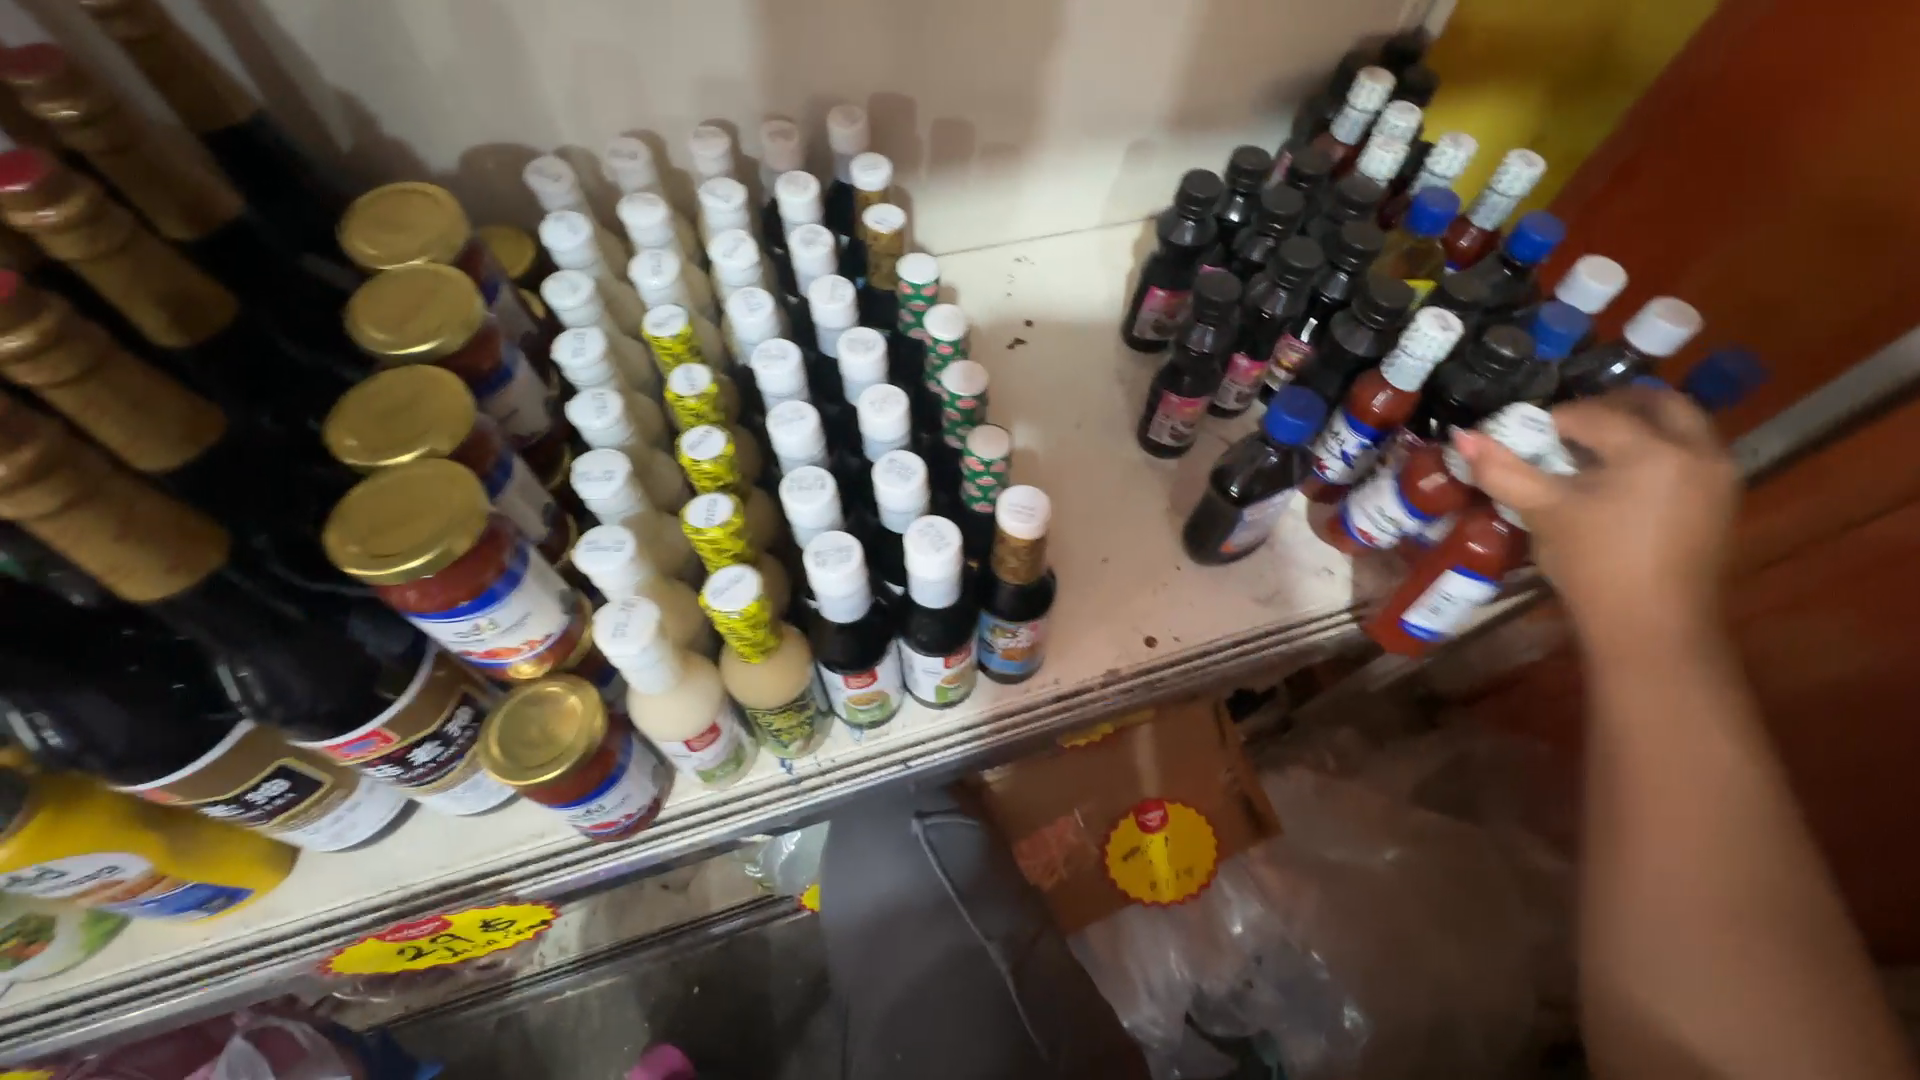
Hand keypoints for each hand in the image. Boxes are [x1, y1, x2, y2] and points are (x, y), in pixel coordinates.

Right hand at [1452, 385, 1738, 652]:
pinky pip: (1691, 451)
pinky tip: (1620, 478)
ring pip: (1681, 424)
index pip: (1594, 415)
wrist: (1650, 625)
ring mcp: (1719, 474)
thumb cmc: (1592, 564)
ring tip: (1592, 451)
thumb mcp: (1541, 511)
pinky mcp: (1723, 498)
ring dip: (1638, 424)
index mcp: (1652, 450)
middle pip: (1656, 403)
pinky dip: (1657, 448)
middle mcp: (1697, 450)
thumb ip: (1501, 470)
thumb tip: (1462, 434)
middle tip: (1566, 427)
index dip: (1553, 419)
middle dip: (1609, 406)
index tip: (1524, 434)